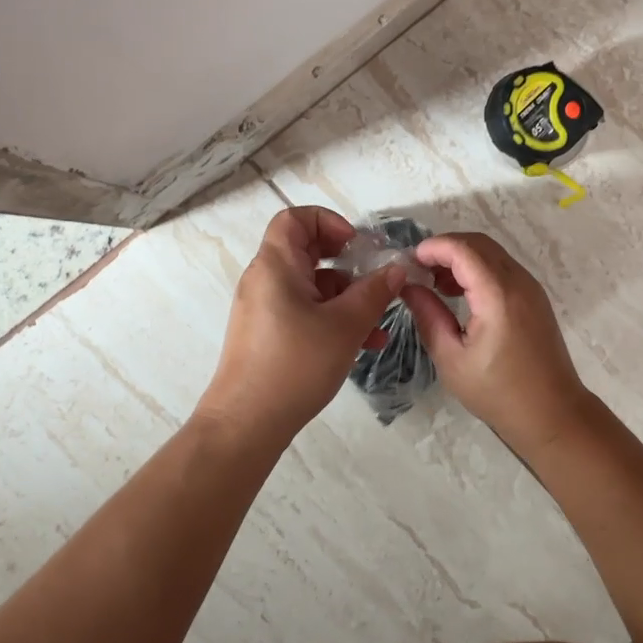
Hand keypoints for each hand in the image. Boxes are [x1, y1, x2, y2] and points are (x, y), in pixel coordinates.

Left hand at [198, 207, 404, 445]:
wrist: (246, 424)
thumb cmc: (295, 365)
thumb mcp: (346, 325)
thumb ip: (375, 292)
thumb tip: (396, 269)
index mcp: (275, 266)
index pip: (295, 219)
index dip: (328, 222)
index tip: (356, 246)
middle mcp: (264, 280)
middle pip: (306, 251)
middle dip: (347, 262)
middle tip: (374, 277)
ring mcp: (263, 309)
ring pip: (310, 285)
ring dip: (346, 296)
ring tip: (379, 323)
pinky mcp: (267, 335)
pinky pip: (303, 310)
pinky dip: (331, 317)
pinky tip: (363, 344)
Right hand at [400, 232, 592, 455]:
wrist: (552, 412)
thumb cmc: (498, 392)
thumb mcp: (452, 359)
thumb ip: (429, 316)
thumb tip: (408, 287)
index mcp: (498, 295)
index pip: (463, 249)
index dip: (434, 247)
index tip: (410, 260)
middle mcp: (519, 282)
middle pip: (479, 244)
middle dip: (446, 249)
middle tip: (419, 270)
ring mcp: (531, 288)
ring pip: (492, 254)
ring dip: (463, 259)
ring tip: (435, 285)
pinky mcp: (535, 298)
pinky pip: (503, 269)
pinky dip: (479, 270)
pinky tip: (461, 294)